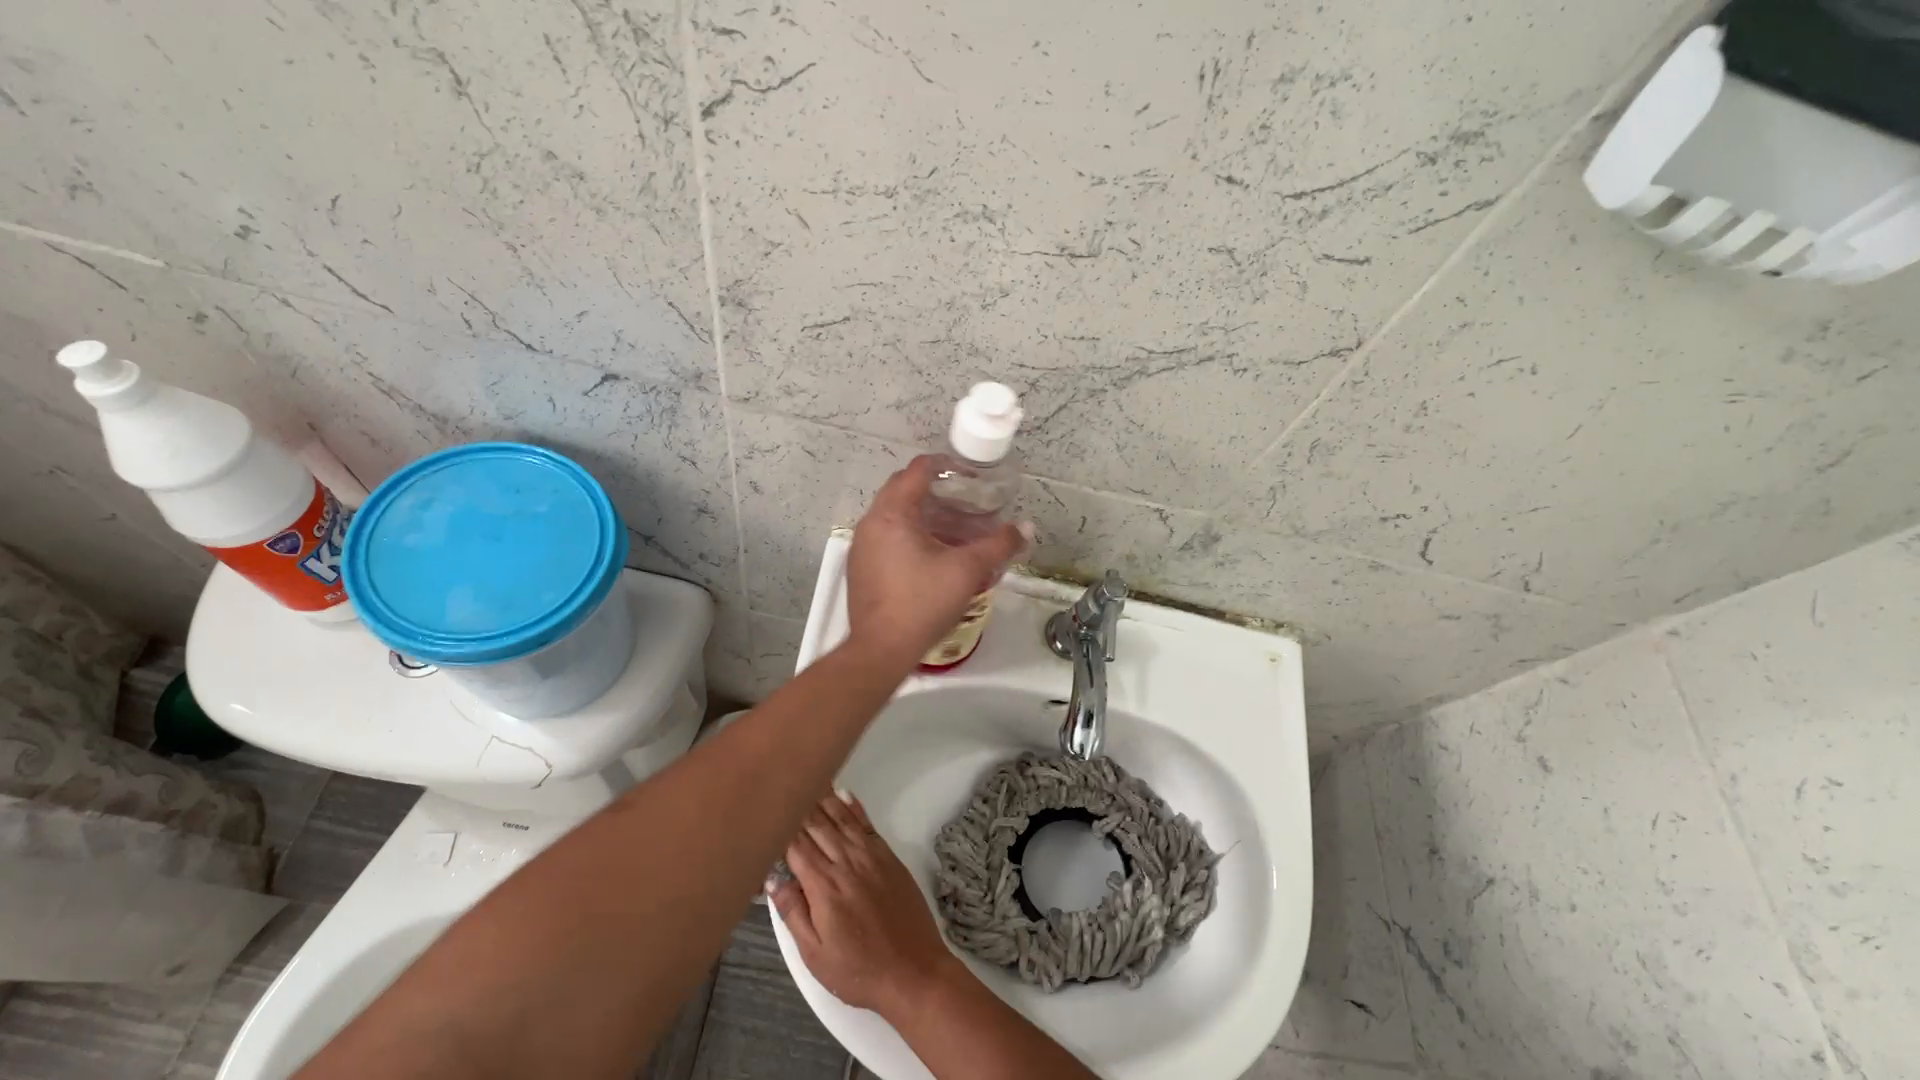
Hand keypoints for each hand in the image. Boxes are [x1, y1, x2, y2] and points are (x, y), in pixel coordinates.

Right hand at [770, 792, 962, 1015]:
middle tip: (783, 783)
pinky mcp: (890, 859)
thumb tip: (772, 880)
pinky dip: (854, 808)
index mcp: (824, 887)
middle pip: (817, 826)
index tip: (766, 810)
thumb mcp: (816, 955)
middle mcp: (846, 864)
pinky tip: (844, 795)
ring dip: (824, 799)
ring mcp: (871, 858)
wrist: (914, 972)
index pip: (795, 846)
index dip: (779, 827)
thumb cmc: (860, 970)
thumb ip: (793, 914)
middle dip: (798, 805)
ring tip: (808, 778)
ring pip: (842, 820)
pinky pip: (867, 826)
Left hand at [845, 456, 1027, 669]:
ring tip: (960, 535)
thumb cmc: (923, 603)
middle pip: (906, 493)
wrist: (881, 650)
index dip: (946, 466)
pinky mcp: (862, 570)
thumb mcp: (967, 571)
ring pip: (898, 520)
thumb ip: (998, 545)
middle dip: (940, 496)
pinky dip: (914, 540)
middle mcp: (871, 524)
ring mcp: (862, 548)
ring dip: (929, 520)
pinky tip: (938, 560)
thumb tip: (1026, 529)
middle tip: (970, 504)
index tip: (970, 474)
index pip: (918, 471)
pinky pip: (889, 541)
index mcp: (892, 514)